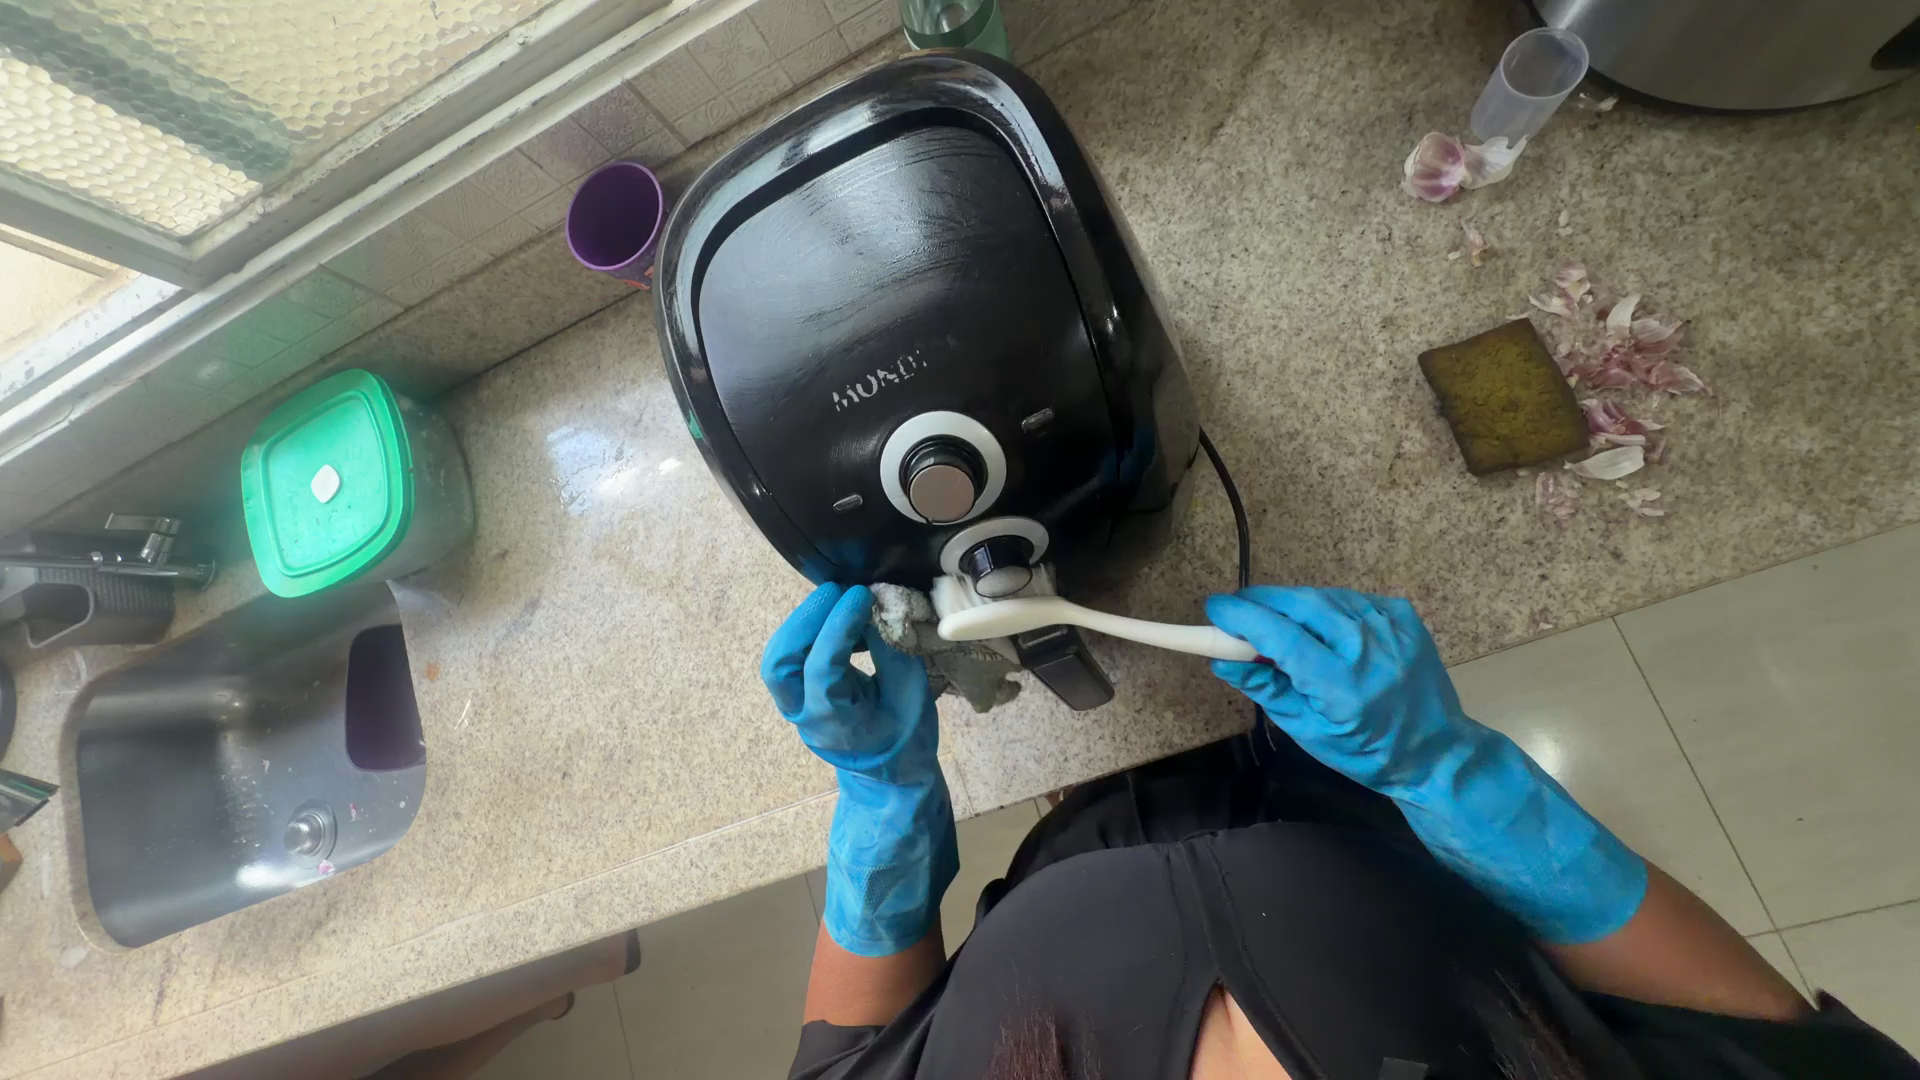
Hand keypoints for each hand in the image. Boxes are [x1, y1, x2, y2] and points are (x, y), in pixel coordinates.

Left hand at [762, 583, 939, 782]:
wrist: (891, 778)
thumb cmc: (907, 740)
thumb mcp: (911, 695)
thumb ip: (890, 650)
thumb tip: (876, 606)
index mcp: (835, 724)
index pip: (822, 668)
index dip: (838, 626)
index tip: (860, 594)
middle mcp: (805, 716)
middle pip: (779, 664)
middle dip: (804, 620)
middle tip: (836, 591)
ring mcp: (797, 707)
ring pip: (778, 660)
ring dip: (803, 623)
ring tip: (836, 599)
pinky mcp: (800, 695)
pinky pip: (792, 659)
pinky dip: (810, 632)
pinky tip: (837, 618)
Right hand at [1202, 586, 1470, 796]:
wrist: (1437, 751)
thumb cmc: (1363, 750)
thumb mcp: (1305, 730)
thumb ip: (1264, 688)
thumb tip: (1220, 661)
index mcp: (1339, 684)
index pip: (1279, 634)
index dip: (1241, 616)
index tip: (1214, 608)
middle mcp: (1367, 647)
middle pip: (1299, 603)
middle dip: (1260, 601)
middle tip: (1236, 612)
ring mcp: (1390, 626)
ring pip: (1322, 596)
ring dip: (1289, 603)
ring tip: (1274, 623)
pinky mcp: (1403, 616)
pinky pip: (1348, 599)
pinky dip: (1322, 607)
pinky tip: (1318, 627)